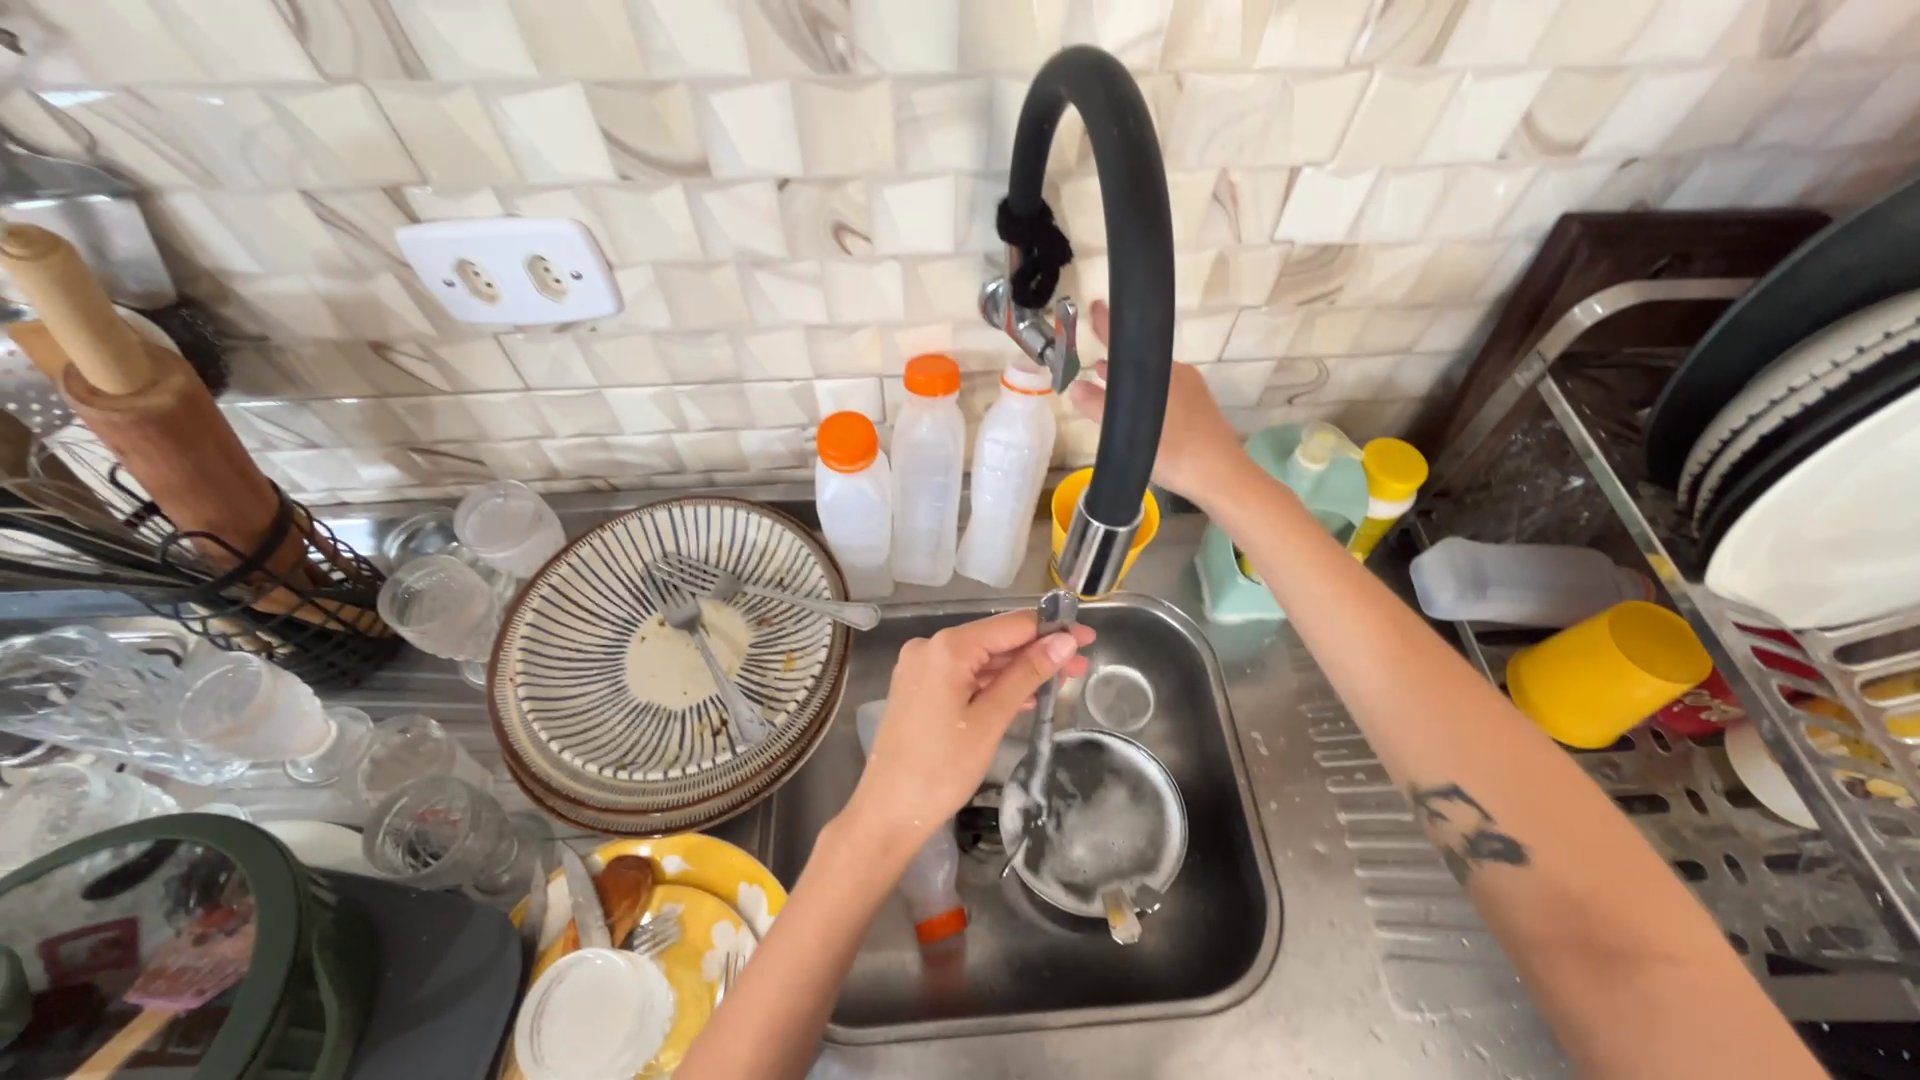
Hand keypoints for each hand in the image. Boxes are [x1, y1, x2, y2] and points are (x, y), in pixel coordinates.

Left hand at [844, 610, 1094, 858]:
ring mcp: (921, 668)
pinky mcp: (919, 689)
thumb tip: (1064, 642)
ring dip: (1018, 669)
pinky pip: (965, 676)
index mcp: (947, 648)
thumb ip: (1028, 674)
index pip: (1010, 626)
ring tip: (1061, 681)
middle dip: (1038, 651)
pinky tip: (1025, 695)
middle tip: (1081, 666)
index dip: (1051, 629)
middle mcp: (929, 647)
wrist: (889, 811)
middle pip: (995, 640)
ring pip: (981, 659)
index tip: (1086, 637)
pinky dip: (993, 684)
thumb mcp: (992, 719)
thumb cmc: (942, 768)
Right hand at [1067, 299, 1250, 506]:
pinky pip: (1161, 392)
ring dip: (1128, 377)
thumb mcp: (1132, 432)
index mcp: (1165, 373)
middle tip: (1092, 345)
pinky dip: (1141, 392)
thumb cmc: (1177, 452)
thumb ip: (1101, 409)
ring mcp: (1190, 393)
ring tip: (1102, 375)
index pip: (1130, 342)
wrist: (1223, 478)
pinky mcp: (1196, 411)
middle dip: (1116, 355)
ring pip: (1151, 378)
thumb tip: (1075, 387)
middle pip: (1142, 360)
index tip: (1095, 305)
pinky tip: (1130, 406)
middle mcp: (1179, 376)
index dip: (1109, 326)